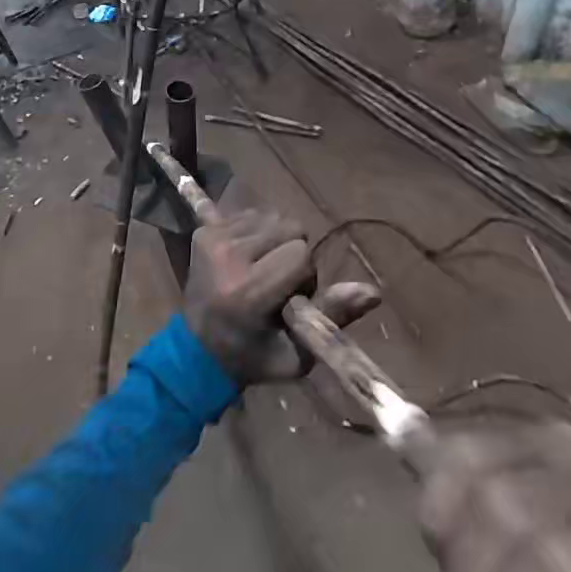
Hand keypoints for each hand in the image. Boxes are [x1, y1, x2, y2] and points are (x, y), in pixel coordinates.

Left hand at [184, 208, 380, 384]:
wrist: (198, 348)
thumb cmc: (253, 356)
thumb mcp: (299, 353)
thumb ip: (333, 315)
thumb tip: (372, 290)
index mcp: (249, 290)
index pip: (300, 254)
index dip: (306, 276)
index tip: (293, 299)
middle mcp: (227, 257)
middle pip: (288, 228)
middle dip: (293, 254)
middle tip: (277, 284)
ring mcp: (211, 238)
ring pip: (270, 217)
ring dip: (274, 241)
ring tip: (260, 271)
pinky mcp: (202, 229)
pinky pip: (249, 214)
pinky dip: (255, 233)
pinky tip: (245, 258)